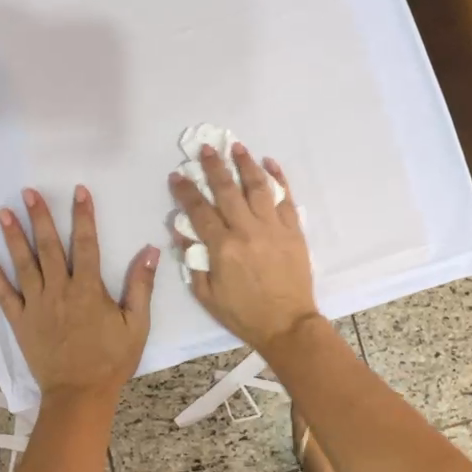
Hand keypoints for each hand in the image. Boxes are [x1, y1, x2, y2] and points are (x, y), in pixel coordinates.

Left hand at [0, 185, 158, 400]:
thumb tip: (149, 251)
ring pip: (23, 264)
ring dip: (13, 236)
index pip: (86, 243)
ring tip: (2, 211)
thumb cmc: (112, 360)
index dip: (83, 215)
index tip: (79, 191)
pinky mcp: (20, 322)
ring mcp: (36, 305)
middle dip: (39, 217)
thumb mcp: (137, 324)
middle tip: (28, 192)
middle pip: (48, 246)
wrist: (79, 394)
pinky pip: (3, 294)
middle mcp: (59, 291)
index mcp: (88, 290)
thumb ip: (141, 286)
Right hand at [170, 143, 320, 349]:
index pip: (199, 211)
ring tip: (236, 146)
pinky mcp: (293, 231)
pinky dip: (278, 178)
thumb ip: (193, 262)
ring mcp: (273, 228)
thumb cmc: (243, 313)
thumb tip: (182, 233)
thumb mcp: (207, 294)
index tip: (178, 176)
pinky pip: (285, 198)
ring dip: (246, 164)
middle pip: (227, 190)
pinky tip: (270, 163)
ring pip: (257, 187)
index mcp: (222, 247)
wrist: (287, 324)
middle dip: (214, 167)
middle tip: (206, 148)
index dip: (186, 191)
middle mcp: (247, 230)